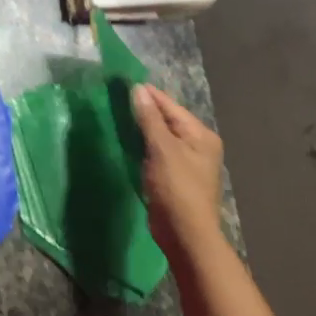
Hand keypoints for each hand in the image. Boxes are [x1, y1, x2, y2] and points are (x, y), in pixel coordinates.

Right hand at [130, 85, 225, 253]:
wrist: (185, 233)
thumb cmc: (177, 188)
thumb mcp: (162, 149)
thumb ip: (150, 118)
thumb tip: (138, 89)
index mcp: (201, 135)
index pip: (171, 107)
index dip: (148, 95)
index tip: (123, 82)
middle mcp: (197, 145)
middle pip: (167, 120)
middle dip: (144, 110)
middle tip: (115, 98)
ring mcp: (186, 162)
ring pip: (160, 136)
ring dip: (141, 127)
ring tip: (116, 115)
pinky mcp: (173, 176)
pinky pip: (156, 152)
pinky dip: (142, 145)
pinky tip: (126, 141)